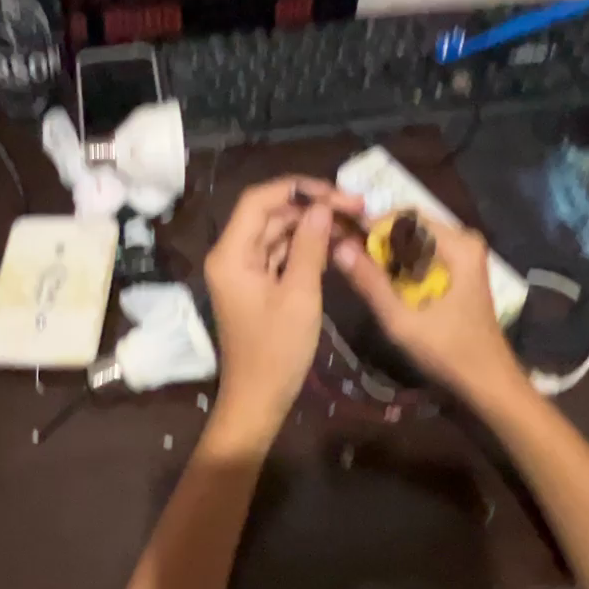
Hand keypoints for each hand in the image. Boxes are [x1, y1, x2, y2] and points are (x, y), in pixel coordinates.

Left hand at [204, 177, 361, 430]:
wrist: (258, 399)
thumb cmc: (277, 351)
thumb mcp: (299, 296)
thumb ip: (309, 247)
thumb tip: (322, 207)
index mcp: (231, 254)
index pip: (258, 200)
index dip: (297, 189)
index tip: (337, 193)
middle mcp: (232, 256)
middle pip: (270, 214)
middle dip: (311, 208)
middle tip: (357, 209)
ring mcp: (244, 272)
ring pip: (278, 234)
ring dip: (312, 227)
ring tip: (353, 225)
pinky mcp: (257, 286)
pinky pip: (280, 255)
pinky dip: (305, 249)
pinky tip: (336, 246)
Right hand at [333, 214, 525, 399]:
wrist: (488, 382)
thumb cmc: (449, 352)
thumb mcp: (402, 321)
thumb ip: (370, 283)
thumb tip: (339, 247)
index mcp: (459, 246)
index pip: (404, 217)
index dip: (371, 226)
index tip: (342, 242)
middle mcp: (465, 241)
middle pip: (409, 226)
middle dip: (378, 240)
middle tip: (348, 260)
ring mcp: (465, 256)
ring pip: (414, 241)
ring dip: (388, 254)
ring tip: (361, 272)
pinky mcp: (462, 270)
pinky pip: (424, 255)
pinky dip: (402, 265)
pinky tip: (385, 285)